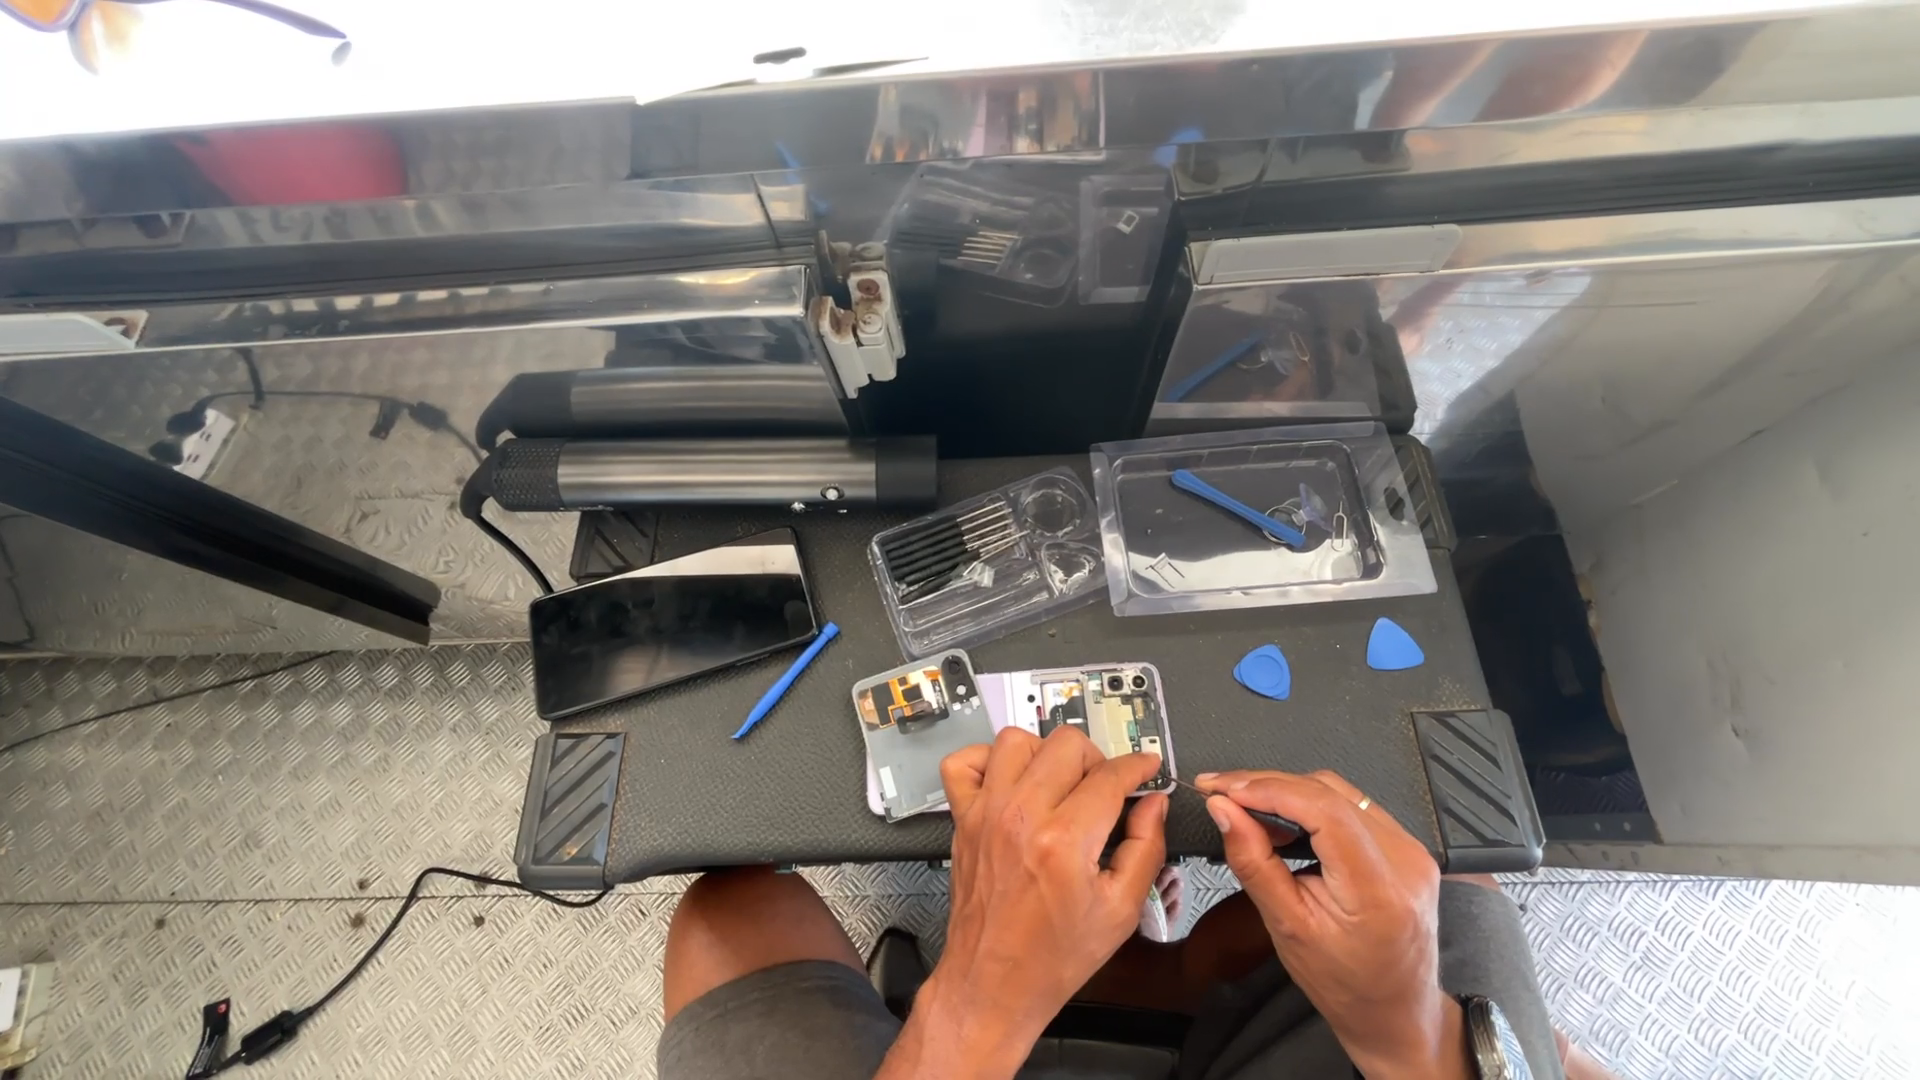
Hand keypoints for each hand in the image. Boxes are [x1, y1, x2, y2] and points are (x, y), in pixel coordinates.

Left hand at [878, 727, 1165, 1079]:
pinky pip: (963, 762)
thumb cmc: (1054, 956)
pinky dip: (987, 760)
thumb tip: (1153, 802)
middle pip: (1065, 744)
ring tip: (1059, 781)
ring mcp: (986, 812)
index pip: (1109, 775)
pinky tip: (1010, 780)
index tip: (1145, 767)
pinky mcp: (963, 817)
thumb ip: (1146, 847)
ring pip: (1017, 740)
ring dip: (1045, 752)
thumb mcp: (1121, 911)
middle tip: (1103, 786)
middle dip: (1096, 759)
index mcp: (1064, 841)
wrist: (993, 983)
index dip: (1137, 766)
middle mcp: (1021, 816)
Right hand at [1198, 769, 1469, 1079]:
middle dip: (1265, 783)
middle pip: (1326, 791)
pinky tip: (1280, 816)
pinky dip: (1307, 801)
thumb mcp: (1285, 927)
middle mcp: (1404, 860)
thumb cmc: (1341, 982)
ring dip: (1284, 789)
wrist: (1396, 1013)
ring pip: (1336, 790)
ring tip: (1244, 805)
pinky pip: (1349, 803)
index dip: (1267, 789)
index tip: (1221, 789)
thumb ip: (1253, 862)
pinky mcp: (1405, 845)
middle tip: (1219, 790)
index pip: (1322, 809)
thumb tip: (1222, 808)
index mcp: (1377, 889)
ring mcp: (1410, 849)